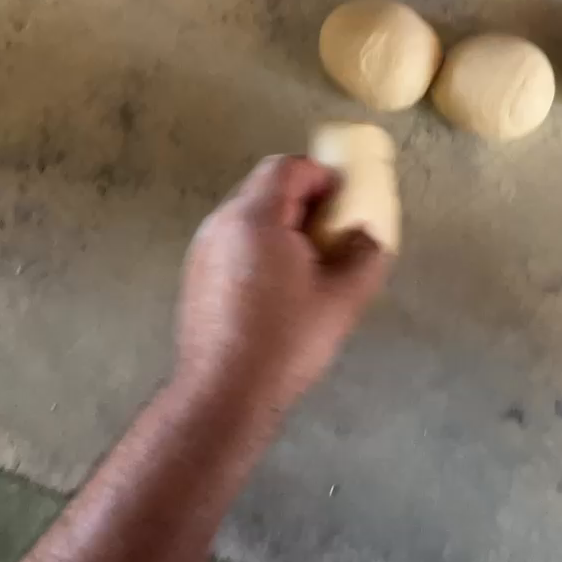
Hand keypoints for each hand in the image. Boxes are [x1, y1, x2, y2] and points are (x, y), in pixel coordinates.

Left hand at [175, 156, 391, 415]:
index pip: (286, 167)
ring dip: (281, 223)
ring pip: (248, 214)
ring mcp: (202, 248)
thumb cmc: (285, 341)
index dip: (320, 176)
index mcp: (254, 217)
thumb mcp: (342, 298)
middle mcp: (221, 222)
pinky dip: (259, 245)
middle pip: (265, 186)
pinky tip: (275, 287)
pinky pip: (233, 240)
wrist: (223, 395)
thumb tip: (366, 236)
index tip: (343, 203)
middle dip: (303, 200)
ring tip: (306, 263)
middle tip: (330, 233)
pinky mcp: (196, 274)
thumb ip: (365, 256)